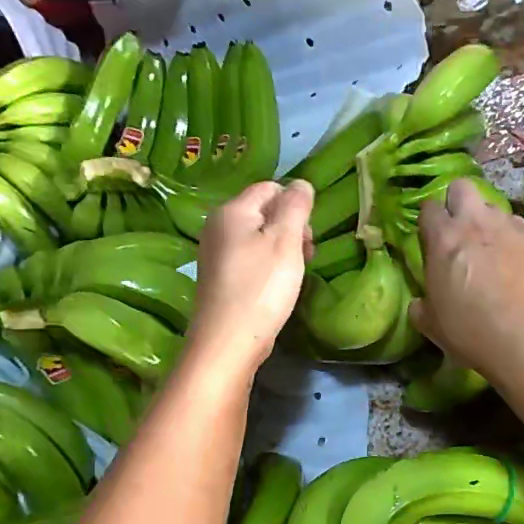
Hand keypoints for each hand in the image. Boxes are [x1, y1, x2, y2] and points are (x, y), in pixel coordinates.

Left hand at [188, 179, 313, 377]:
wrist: (229, 340)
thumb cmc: (262, 286)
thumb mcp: (286, 241)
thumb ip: (296, 207)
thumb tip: (301, 183)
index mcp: (232, 210)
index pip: (271, 188)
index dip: (296, 206)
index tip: (307, 236)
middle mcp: (218, 225)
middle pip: (265, 211)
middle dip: (291, 227)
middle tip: (304, 256)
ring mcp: (216, 251)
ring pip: (259, 235)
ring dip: (283, 248)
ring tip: (294, 273)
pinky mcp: (220, 275)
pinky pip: (251, 256)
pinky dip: (269, 265)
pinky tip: (277, 285)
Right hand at [411, 177, 523, 377]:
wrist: (523, 336)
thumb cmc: (469, 331)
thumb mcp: (431, 324)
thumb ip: (422, 306)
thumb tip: (420, 303)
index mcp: (442, 238)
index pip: (428, 207)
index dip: (429, 221)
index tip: (432, 239)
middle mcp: (473, 222)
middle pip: (462, 186)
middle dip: (457, 201)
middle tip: (459, 229)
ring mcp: (505, 228)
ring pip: (492, 203)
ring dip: (486, 216)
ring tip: (487, 241)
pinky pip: (516, 222)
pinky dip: (510, 231)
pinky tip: (510, 252)